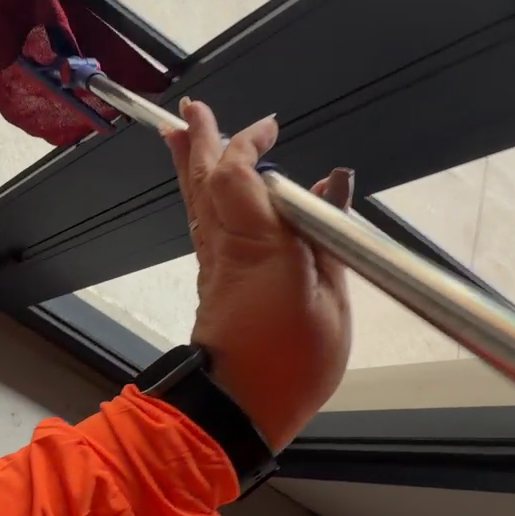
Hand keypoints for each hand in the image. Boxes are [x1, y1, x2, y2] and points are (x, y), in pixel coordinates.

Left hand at [165, 98, 352, 451]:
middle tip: (193, 109)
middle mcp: (227, 246)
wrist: (239, 406)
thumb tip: (332, 185)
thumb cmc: (293, 362)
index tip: (269, 126)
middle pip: (206, 181)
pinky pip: (202, 220)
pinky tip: (204, 180)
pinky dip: (202, 191)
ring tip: (182, 130)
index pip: (240, 179)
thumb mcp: (331, 302)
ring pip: (197, 199)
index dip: (248, 145)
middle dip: (201, 141)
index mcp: (260, 249)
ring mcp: (213, 260)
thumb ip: (327, 239)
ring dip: (192, 161)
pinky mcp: (211, 274)